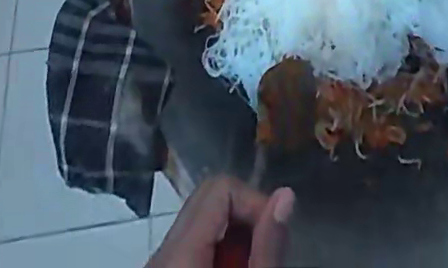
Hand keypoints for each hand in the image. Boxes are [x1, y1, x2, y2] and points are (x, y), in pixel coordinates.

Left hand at [146, 174, 293, 267]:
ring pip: (204, 219)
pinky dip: (222, 250)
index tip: (277, 234)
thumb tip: (286, 194)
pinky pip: (195, 241)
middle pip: (210, 197)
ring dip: (237, 235)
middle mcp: (162, 249)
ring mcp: (161, 260)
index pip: (221, 187)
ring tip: (254, 263)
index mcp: (178, 250)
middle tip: (267, 249)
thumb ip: (266, 246)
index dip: (255, 202)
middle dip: (247, 216)